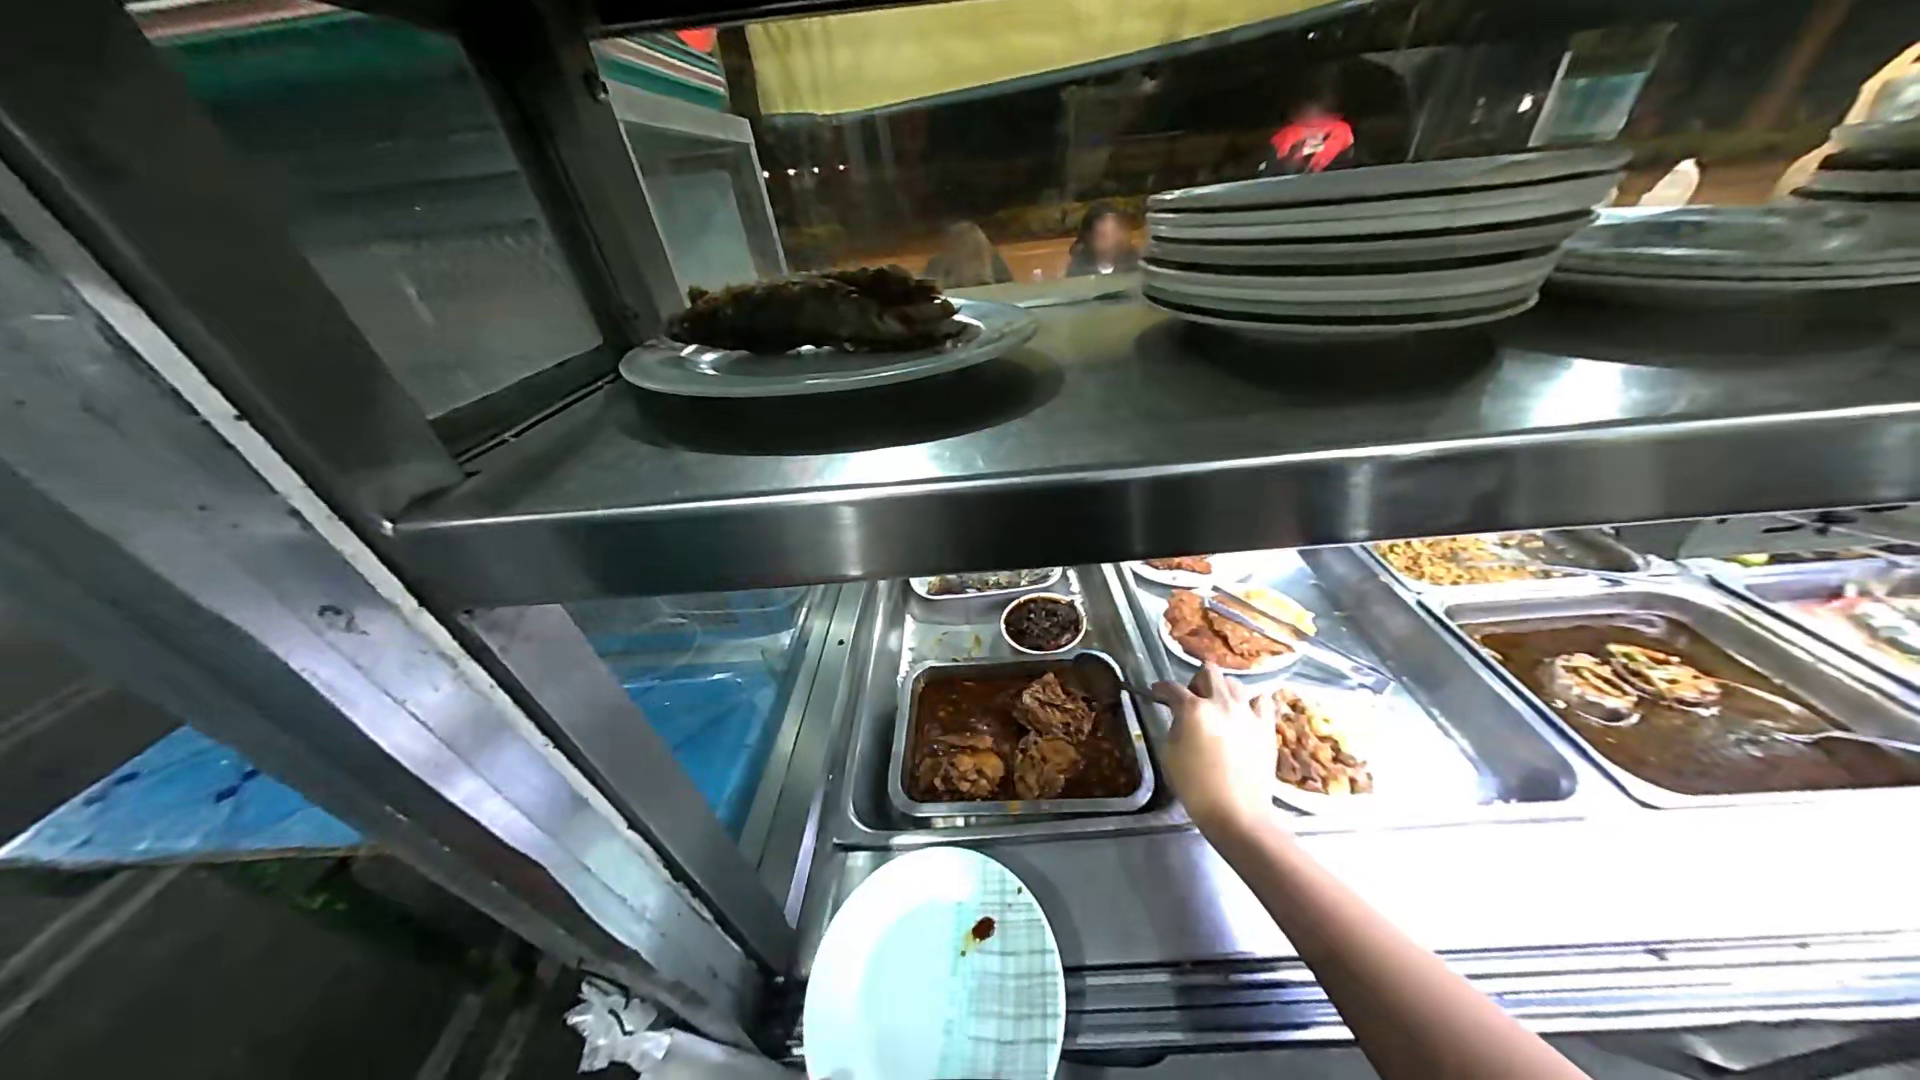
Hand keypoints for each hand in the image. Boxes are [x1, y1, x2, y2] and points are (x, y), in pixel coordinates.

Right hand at [1151, 663, 1278, 839]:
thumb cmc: (1195, 786)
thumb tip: (1181, 716)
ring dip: (1222, 690)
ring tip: (1218, 706)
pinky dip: (1250, 702)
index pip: (1172, 688)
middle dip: (1196, 681)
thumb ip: (1175, 726)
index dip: (1161, 688)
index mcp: (1193, 710)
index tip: (1157, 692)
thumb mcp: (1170, 754)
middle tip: (1192, 698)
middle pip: (1208, 672)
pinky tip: (1244, 713)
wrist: (1237, 812)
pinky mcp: (1266, 726)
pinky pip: (1261, 700)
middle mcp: (1221, 703)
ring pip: (1234, 683)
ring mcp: (1247, 713)